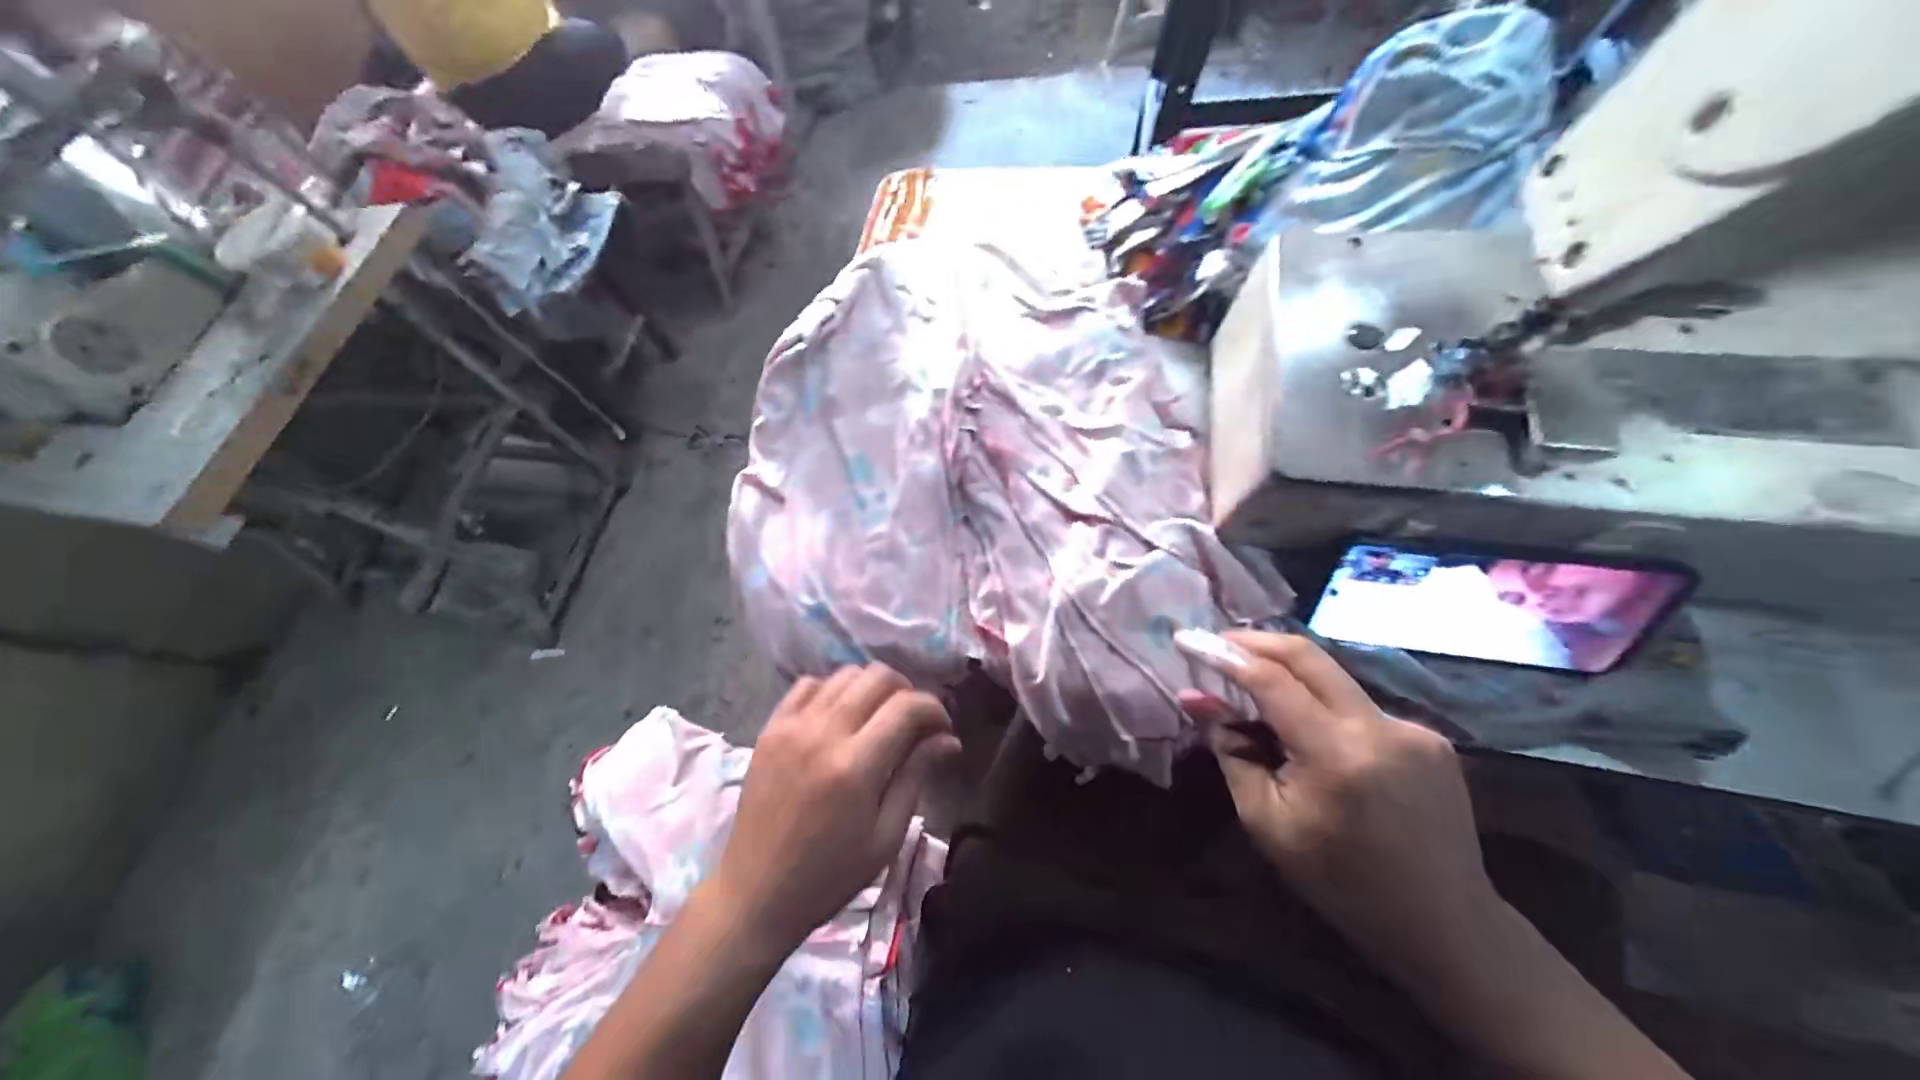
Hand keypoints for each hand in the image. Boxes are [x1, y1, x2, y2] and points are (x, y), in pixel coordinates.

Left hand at [707, 664, 960, 952]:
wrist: (756, 892)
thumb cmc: (829, 875)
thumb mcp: (885, 837)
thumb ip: (916, 776)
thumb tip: (949, 739)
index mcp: (855, 767)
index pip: (907, 707)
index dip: (935, 709)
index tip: (942, 730)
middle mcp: (823, 734)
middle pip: (877, 677)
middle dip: (907, 691)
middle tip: (913, 722)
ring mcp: (792, 726)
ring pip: (844, 674)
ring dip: (871, 688)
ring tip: (878, 718)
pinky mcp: (770, 728)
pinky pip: (808, 685)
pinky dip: (832, 690)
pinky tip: (840, 716)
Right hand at [1179, 631, 1496, 977]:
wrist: (1444, 924)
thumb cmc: (1339, 881)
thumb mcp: (1266, 820)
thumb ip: (1231, 750)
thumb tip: (1194, 699)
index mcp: (1338, 754)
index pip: (1271, 680)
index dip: (1224, 655)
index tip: (1186, 640)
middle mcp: (1380, 728)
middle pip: (1308, 657)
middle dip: (1255, 643)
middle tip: (1216, 642)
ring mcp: (1412, 729)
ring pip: (1334, 680)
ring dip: (1288, 675)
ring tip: (1251, 688)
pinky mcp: (1429, 737)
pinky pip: (1359, 706)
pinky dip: (1323, 706)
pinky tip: (1308, 732)